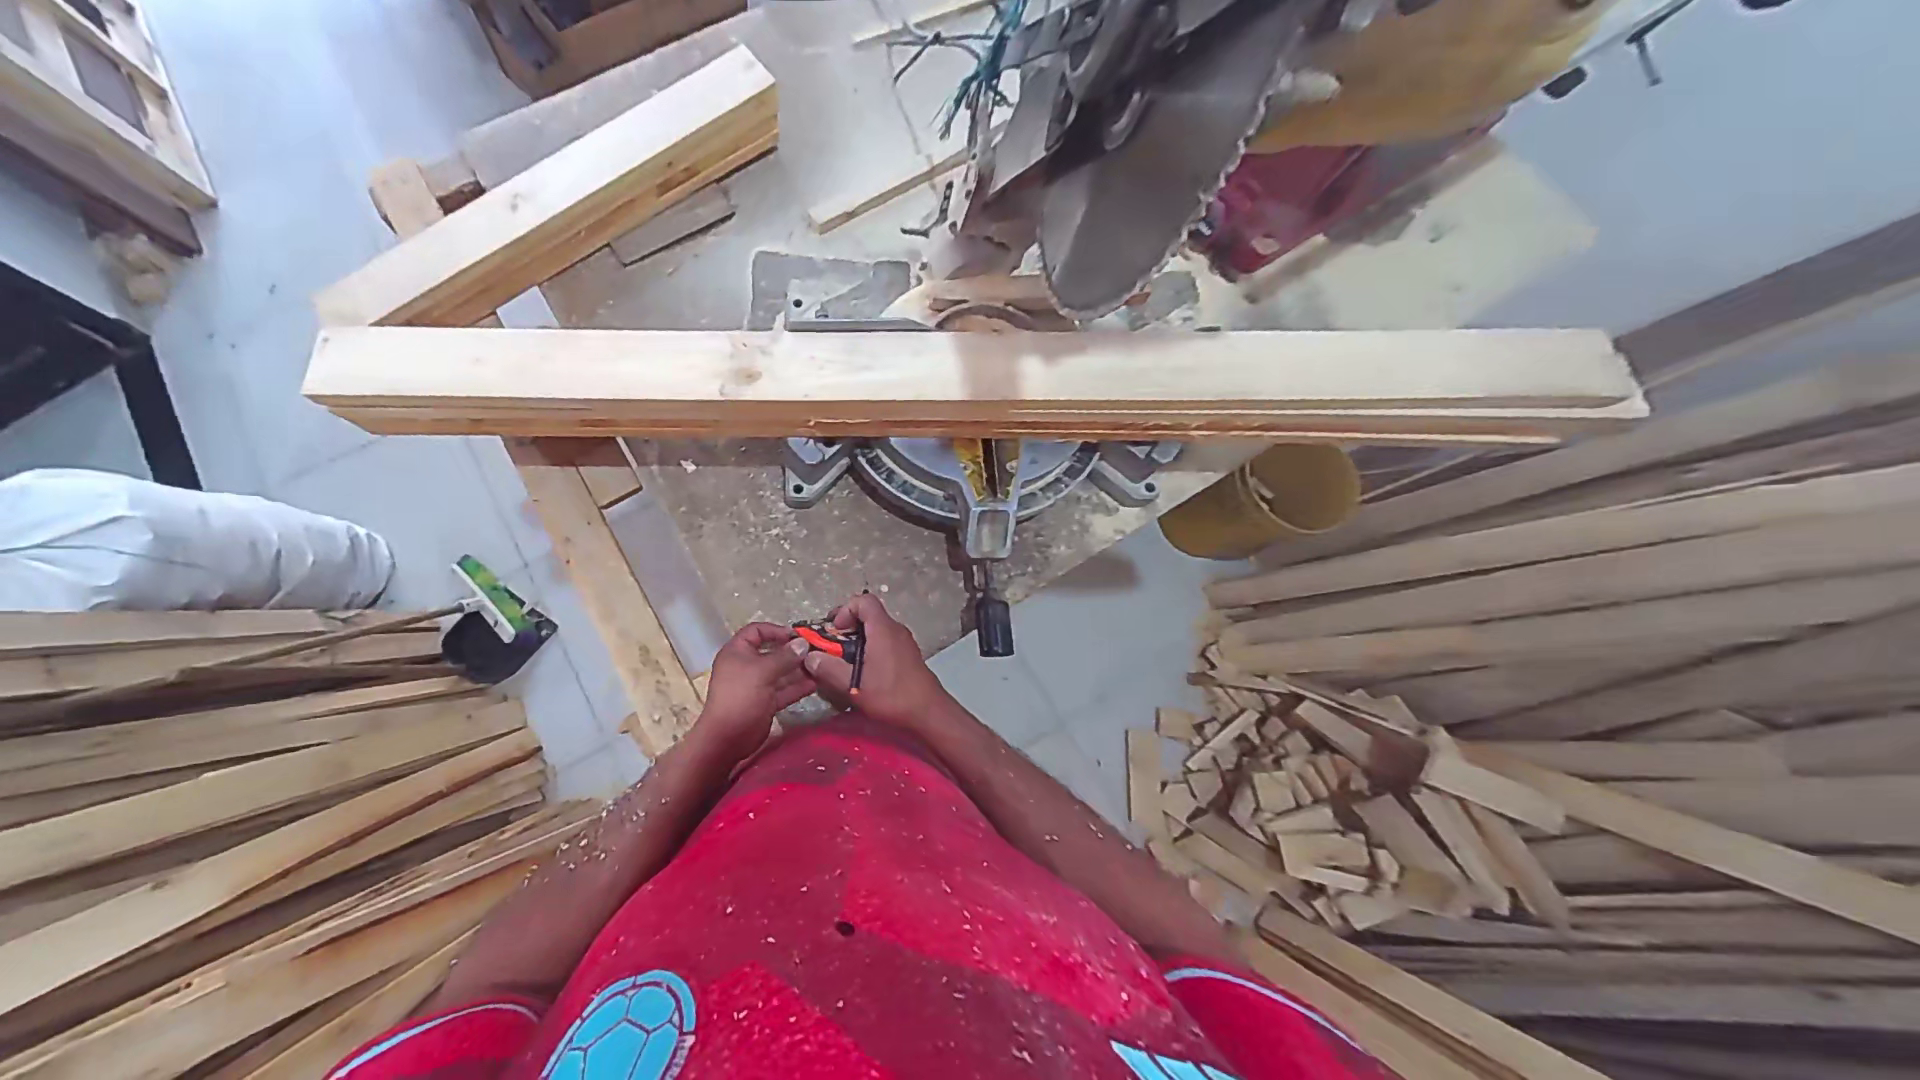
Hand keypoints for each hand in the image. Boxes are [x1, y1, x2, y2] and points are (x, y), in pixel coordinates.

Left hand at [695, 623, 814, 757]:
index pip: (756, 631)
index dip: (776, 630)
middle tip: (817, 651)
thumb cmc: (741, 696)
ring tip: (821, 667)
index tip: (797, 636)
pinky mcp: (765, 702)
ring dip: (799, 669)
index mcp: (738, 652)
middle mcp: (747, 666)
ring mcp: (757, 684)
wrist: (728, 738)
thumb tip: (803, 643)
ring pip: (780, 672)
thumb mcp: (763, 671)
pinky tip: (816, 684)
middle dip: (794, 652)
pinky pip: (784, 690)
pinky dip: (798, 687)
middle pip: (772, 652)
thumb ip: (785, 656)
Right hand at [801, 593, 952, 728]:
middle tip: (833, 649)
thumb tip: (810, 657)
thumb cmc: (891, 695)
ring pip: (877, 629)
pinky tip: (864, 672)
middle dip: (847, 628)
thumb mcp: (853, 686)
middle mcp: (896, 629)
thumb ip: (829, 669)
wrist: (929, 712)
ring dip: (858, 640)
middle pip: (869, 614)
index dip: (845, 610)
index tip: (834, 631)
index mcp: (883, 629)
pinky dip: (871, 649)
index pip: (864, 601)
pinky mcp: (908, 655)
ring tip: (846, 663)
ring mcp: (905, 641)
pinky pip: (885, 641)